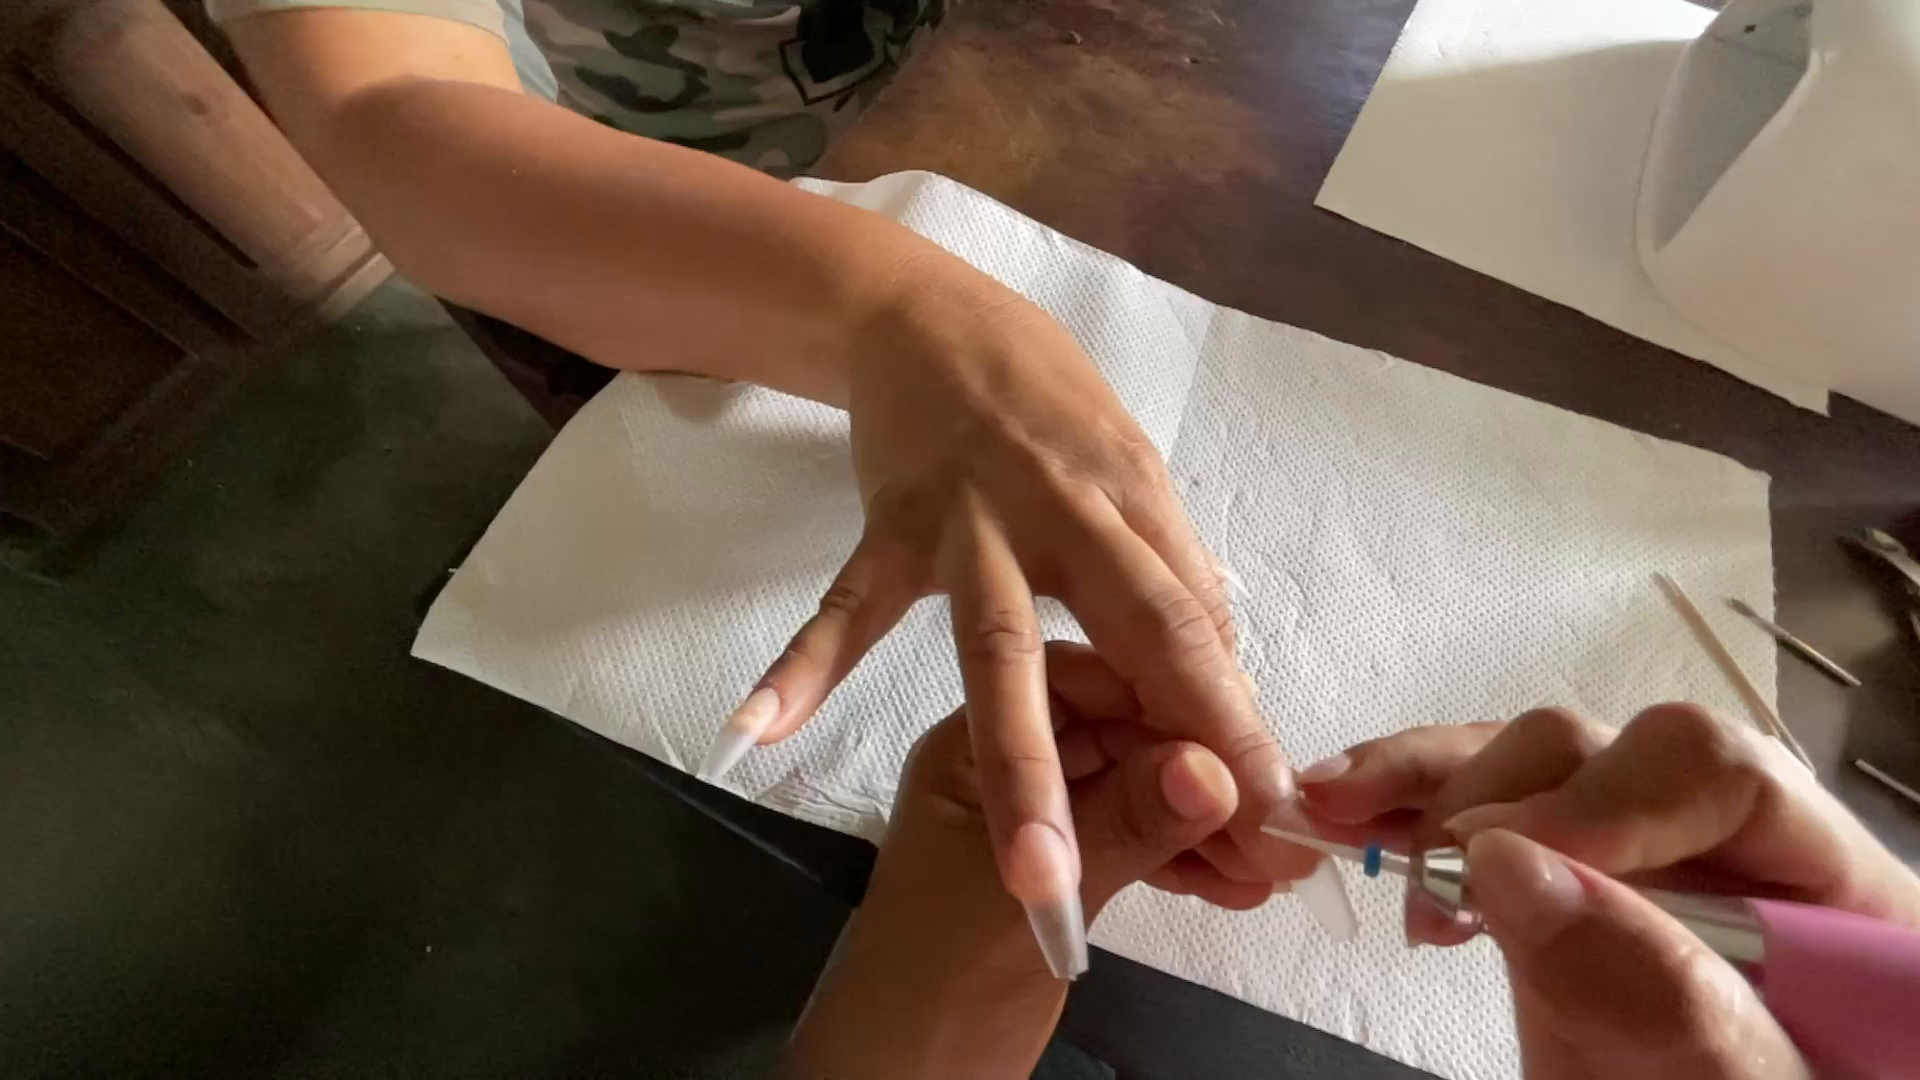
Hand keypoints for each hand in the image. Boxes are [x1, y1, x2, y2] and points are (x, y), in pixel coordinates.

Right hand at [703, 260, 1342, 973]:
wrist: (930, 313)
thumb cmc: (1041, 397)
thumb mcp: (1123, 465)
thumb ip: (1162, 558)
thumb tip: (1212, 655)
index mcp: (1135, 501)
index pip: (1202, 624)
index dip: (1242, 720)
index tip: (1278, 816)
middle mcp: (1070, 512)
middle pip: (1140, 633)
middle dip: (1184, 747)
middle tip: (1228, 862)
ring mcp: (975, 520)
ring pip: (1003, 644)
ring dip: (1019, 757)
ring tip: (1032, 869)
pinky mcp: (893, 521)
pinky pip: (851, 602)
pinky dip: (809, 663)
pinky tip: (760, 728)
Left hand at [783, 642, 1249, 1079]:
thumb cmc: (942, 979)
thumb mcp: (1036, 894)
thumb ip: (1124, 824)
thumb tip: (1216, 766)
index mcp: (973, 744)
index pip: (1072, 685)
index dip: (1152, 696)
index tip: (1233, 727)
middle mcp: (1009, 767)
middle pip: (1115, 739)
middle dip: (1194, 769)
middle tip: (1273, 810)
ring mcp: (1043, 820)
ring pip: (1134, 794)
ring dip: (1203, 824)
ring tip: (1273, 863)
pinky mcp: (1071, 867)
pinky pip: (1137, 843)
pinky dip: (1186, 861)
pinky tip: (1240, 885)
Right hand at [1298, 704, 1919, 1078]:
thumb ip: (1665, 1002)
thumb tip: (1502, 861)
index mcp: (1821, 888)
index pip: (1709, 770)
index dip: (1594, 799)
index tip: (1492, 865)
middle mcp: (1711, 841)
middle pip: (1587, 749)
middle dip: (1475, 796)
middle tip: (1414, 878)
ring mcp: (1613, 846)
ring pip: (1502, 758)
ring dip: (1410, 786)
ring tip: (1337, 819)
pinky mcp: (1538, 865)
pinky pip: (1458, 797)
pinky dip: (1394, 804)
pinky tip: (1352, 826)